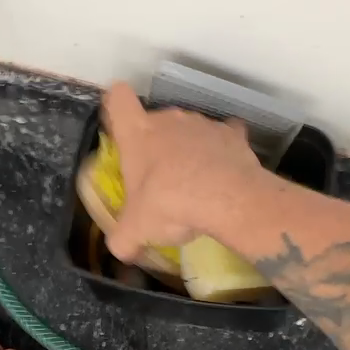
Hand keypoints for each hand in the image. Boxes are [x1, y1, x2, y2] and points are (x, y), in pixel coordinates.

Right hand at [99, 81, 268, 261]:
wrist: (226, 199)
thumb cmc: (169, 204)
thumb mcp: (135, 230)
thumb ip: (122, 239)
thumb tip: (120, 249)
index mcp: (138, 133)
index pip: (118, 99)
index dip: (116, 111)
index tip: (121, 133)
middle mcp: (170, 119)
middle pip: (157, 121)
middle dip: (157, 146)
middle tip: (160, 181)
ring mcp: (203, 124)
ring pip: (189, 130)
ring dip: (189, 150)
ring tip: (195, 185)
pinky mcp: (232, 134)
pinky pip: (224, 137)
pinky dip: (221, 151)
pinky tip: (222, 174)